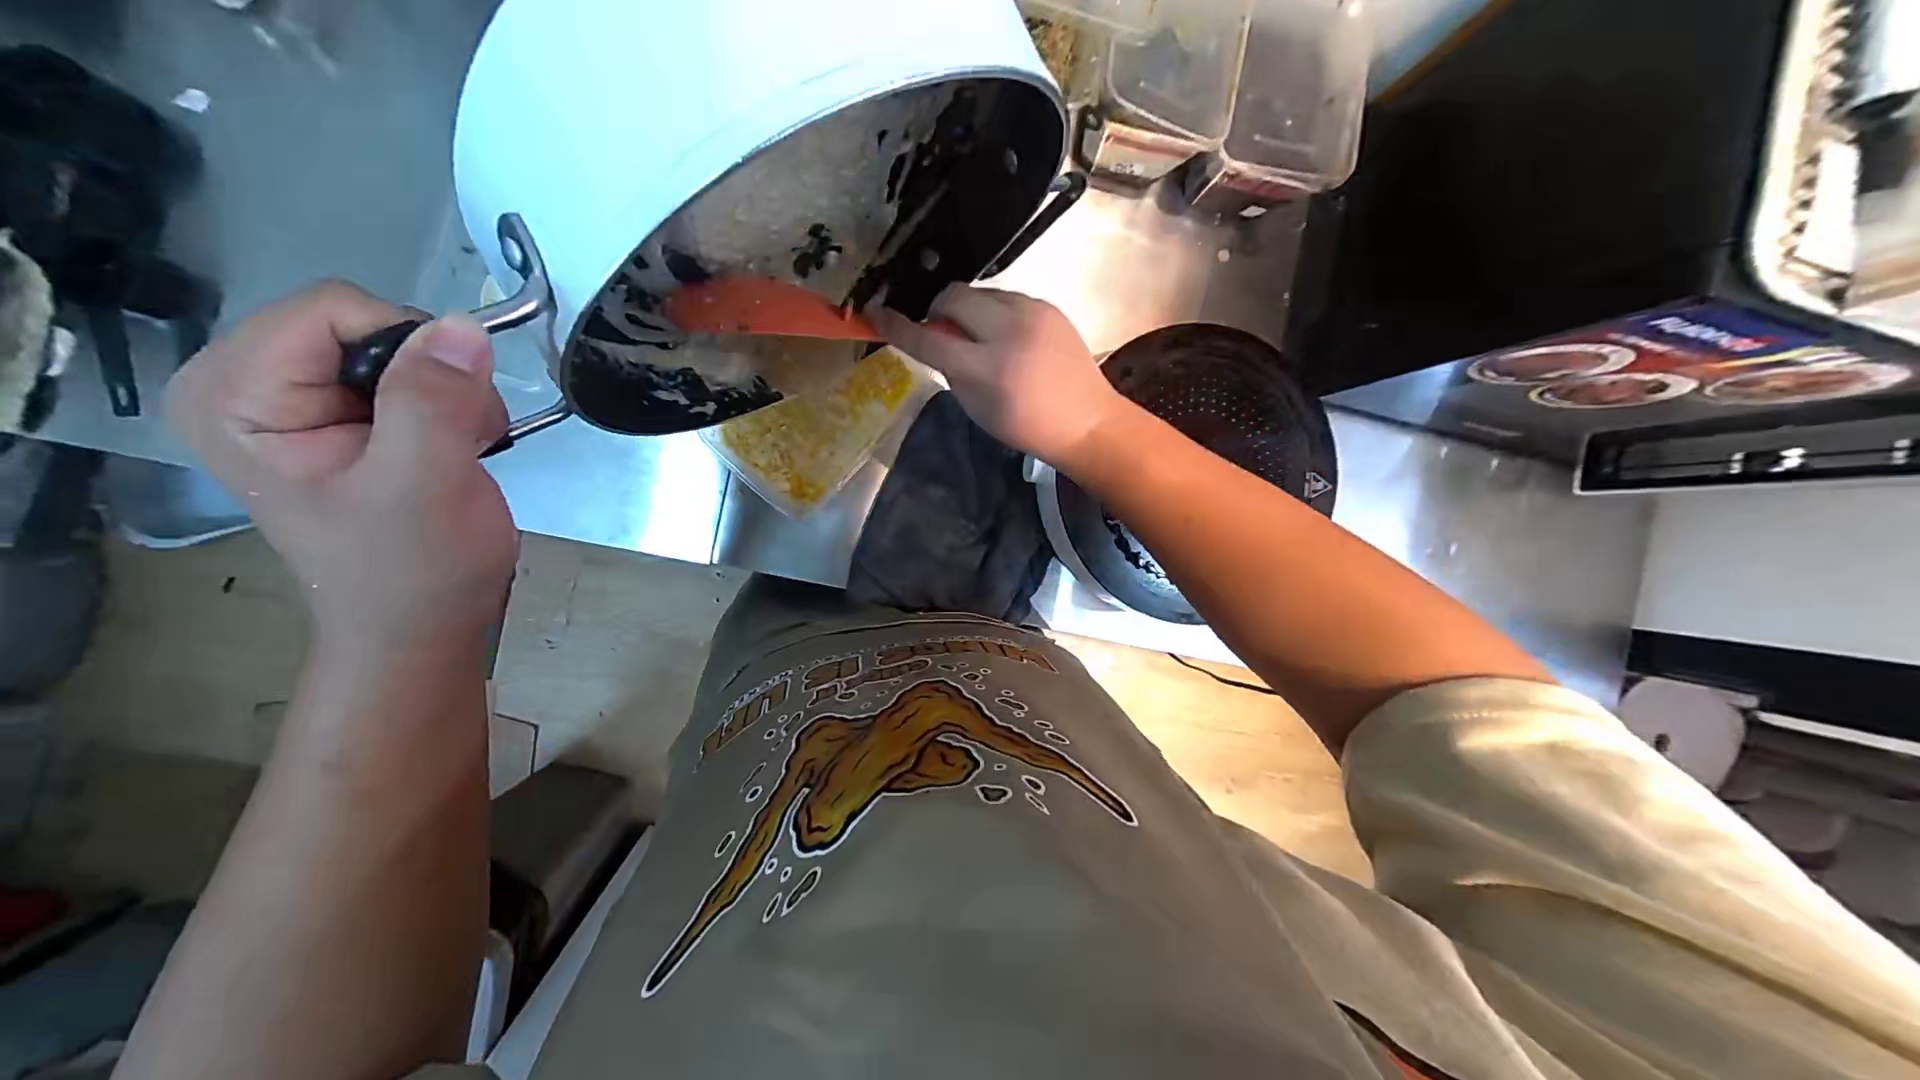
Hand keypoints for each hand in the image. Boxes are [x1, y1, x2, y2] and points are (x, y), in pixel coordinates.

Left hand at [166, 281, 514, 649]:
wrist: (426, 623)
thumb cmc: (415, 568)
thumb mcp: (424, 485)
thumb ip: (434, 403)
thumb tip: (464, 328)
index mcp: (234, 396)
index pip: (330, 311)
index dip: (407, 350)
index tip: (446, 414)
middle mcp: (250, 385)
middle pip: (360, 322)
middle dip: (431, 374)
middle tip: (456, 436)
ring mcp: (297, 400)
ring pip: (395, 344)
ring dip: (449, 391)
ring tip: (458, 448)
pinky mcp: (341, 415)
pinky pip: (408, 370)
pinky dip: (450, 402)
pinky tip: (455, 445)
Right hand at [870, 284, 1127, 467]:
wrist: (1085, 419)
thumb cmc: (1025, 425)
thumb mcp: (977, 407)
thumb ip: (951, 370)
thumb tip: (935, 339)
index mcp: (988, 368)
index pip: (929, 340)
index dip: (898, 326)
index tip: (878, 313)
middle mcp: (1009, 331)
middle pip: (952, 296)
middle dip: (937, 310)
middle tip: (941, 331)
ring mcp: (1032, 313)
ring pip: (979, 292)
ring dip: (967, 311)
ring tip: (978, 337)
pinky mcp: (1047, 306)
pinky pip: (1005, 298)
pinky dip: (993, 313)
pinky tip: (1004, 336)